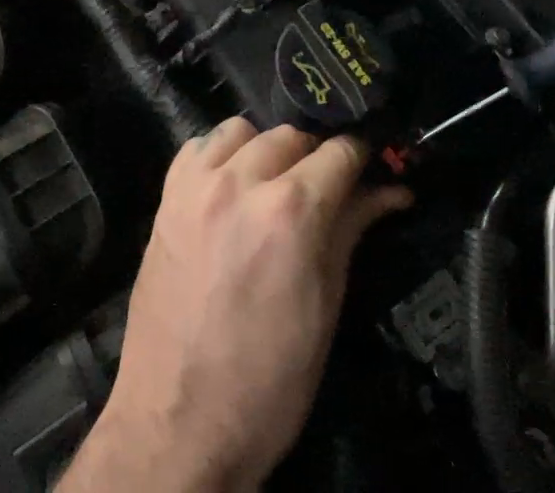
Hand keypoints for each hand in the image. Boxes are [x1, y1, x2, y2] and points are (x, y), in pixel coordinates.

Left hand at [60, 119, 412, 492]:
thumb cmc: (269, 379)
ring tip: (276, 184)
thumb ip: (353, 231)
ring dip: (266, 148)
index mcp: (290, 212)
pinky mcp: (163, 203)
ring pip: (241, 130)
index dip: (363, 160)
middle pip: (292, 134)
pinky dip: (220, 155)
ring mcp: (194, 189)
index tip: (371, 174)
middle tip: (328, 190)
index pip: (340, 151)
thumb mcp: (326, 305)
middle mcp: (239, 184)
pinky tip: (231, 186)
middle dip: (317, 155)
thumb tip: (392, 192)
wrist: (180, 423)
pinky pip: (196, 149)